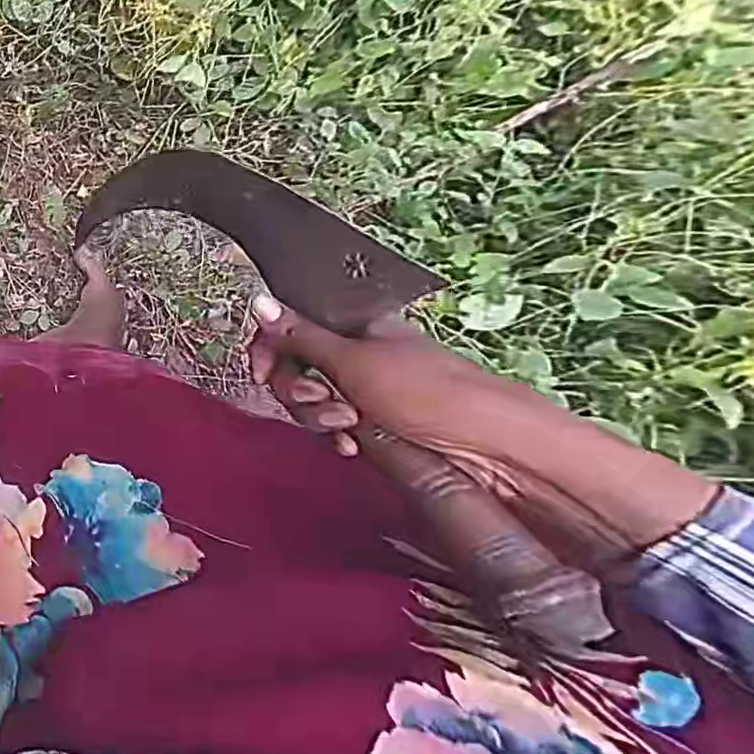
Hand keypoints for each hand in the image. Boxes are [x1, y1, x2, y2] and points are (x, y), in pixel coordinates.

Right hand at [245, 293, 716, 549]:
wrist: (495, 452)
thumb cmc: (428, 393)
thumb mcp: (353, 359)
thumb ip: (299, 334)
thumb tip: (257, 301)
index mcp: (354, 326)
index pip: (289, 327)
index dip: (269, 348)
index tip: (261, 371)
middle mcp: (354, 355)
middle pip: (290, 364)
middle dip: (295, 386)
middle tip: (318, 397)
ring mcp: (361, 390)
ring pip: (306, 397)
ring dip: (315, 413)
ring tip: (347, 425)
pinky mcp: (369, 424)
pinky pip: (326, 424)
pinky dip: (331, 434)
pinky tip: (349, 443)